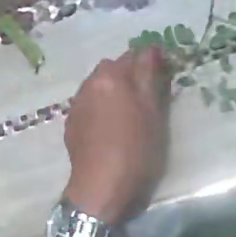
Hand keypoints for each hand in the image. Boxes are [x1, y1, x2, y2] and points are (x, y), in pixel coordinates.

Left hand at [63, 46, 169, 222]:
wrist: (101, 186)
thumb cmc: (136, 150)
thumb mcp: (153, 114)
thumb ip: (150, 78)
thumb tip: (151, 50)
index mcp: (112, 77)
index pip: (135, 54)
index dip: (151, 61)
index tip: (163, 73)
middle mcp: (90, 83)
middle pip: (112, 68)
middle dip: (129, 75)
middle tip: (146, 96)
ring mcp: (77, 103)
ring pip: (98, 86)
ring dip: (113, 91)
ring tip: (128, 113)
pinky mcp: (71, 123)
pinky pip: (89, 104)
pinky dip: (101, 107)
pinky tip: (111, 127)